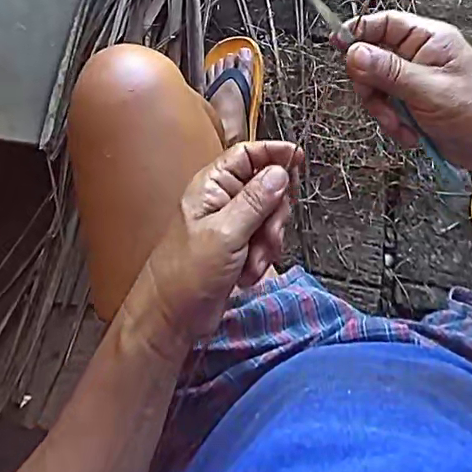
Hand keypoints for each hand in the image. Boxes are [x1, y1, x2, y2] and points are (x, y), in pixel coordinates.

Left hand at [123, 141, 303, 358]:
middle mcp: (223, 198)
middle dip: (273, 216)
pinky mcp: (238, 247)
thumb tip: (280, 170)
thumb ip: (255, 201)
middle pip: (267, 187)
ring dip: (268, 243)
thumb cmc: (187, 272)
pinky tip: (246, 275)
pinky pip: (265, 242)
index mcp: (213, 184)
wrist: (172, 319)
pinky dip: (262, 258)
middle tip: (267, 236)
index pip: (248, 154)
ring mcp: (231, 223)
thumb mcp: (226, 233)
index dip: (274, 152)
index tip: (299, 158)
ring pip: (270, 218)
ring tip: (251, 262)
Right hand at [337, 10, 471, 171]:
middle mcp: (419, 54)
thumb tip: (356, 53)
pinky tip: (409, 130)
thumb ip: (390, 72)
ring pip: (374, 84)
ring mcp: (414, 77)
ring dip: (382, 109)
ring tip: (400, 122)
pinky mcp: (410, 99)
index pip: (383, 23)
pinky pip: (384, 105)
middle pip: (371, 57)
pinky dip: (391, 121)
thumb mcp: (430, 91)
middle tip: (380, 101)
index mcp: (428, 39)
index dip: (357, 32)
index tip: (337, 43)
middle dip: (372, 85)